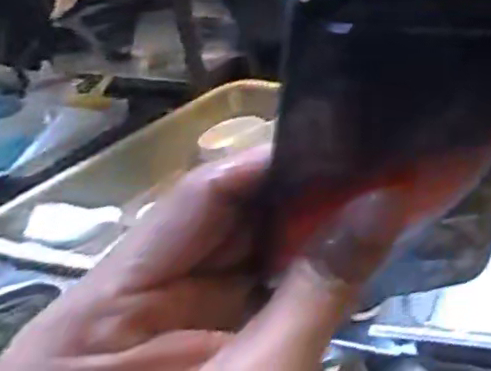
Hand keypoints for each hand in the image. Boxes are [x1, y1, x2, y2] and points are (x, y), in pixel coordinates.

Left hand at [0, 147, 403, 370]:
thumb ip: (322, 285)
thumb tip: (390, 197)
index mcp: (99, 309)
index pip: (205, 193)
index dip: (284, 160)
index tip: (362, 143)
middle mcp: (125, 303)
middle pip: (232, 214)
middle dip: (312, 193)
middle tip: (389, 167)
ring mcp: (159, 326)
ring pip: (251, 245)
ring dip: (315, 226)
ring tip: (384, 196)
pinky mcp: (193, 347)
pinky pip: (256, 281)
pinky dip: (305, 264)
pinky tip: (355, 245)